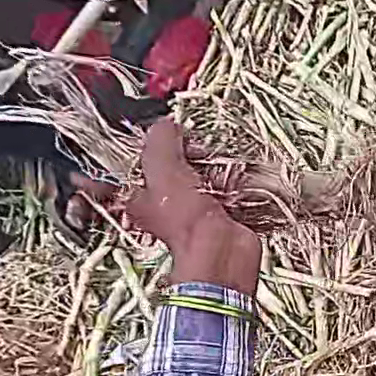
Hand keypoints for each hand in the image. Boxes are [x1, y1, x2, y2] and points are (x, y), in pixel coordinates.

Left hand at [125, 119, 260, 292]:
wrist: (222, 252)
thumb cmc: (184, 220)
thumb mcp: (162, 168)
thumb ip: (159, 140)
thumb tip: (165, 123)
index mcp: (142, 195)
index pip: (139, 163)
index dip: (154, 146)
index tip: (167, 133)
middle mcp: (167, 204)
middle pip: (176, 166)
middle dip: (190, 154)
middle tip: (196, 147)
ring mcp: (196, 210)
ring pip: (204, 176)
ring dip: (215, 167)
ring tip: (219, 161)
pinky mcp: (223, 215)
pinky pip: (229, 189)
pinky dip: (234, 182)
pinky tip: (235, 177)